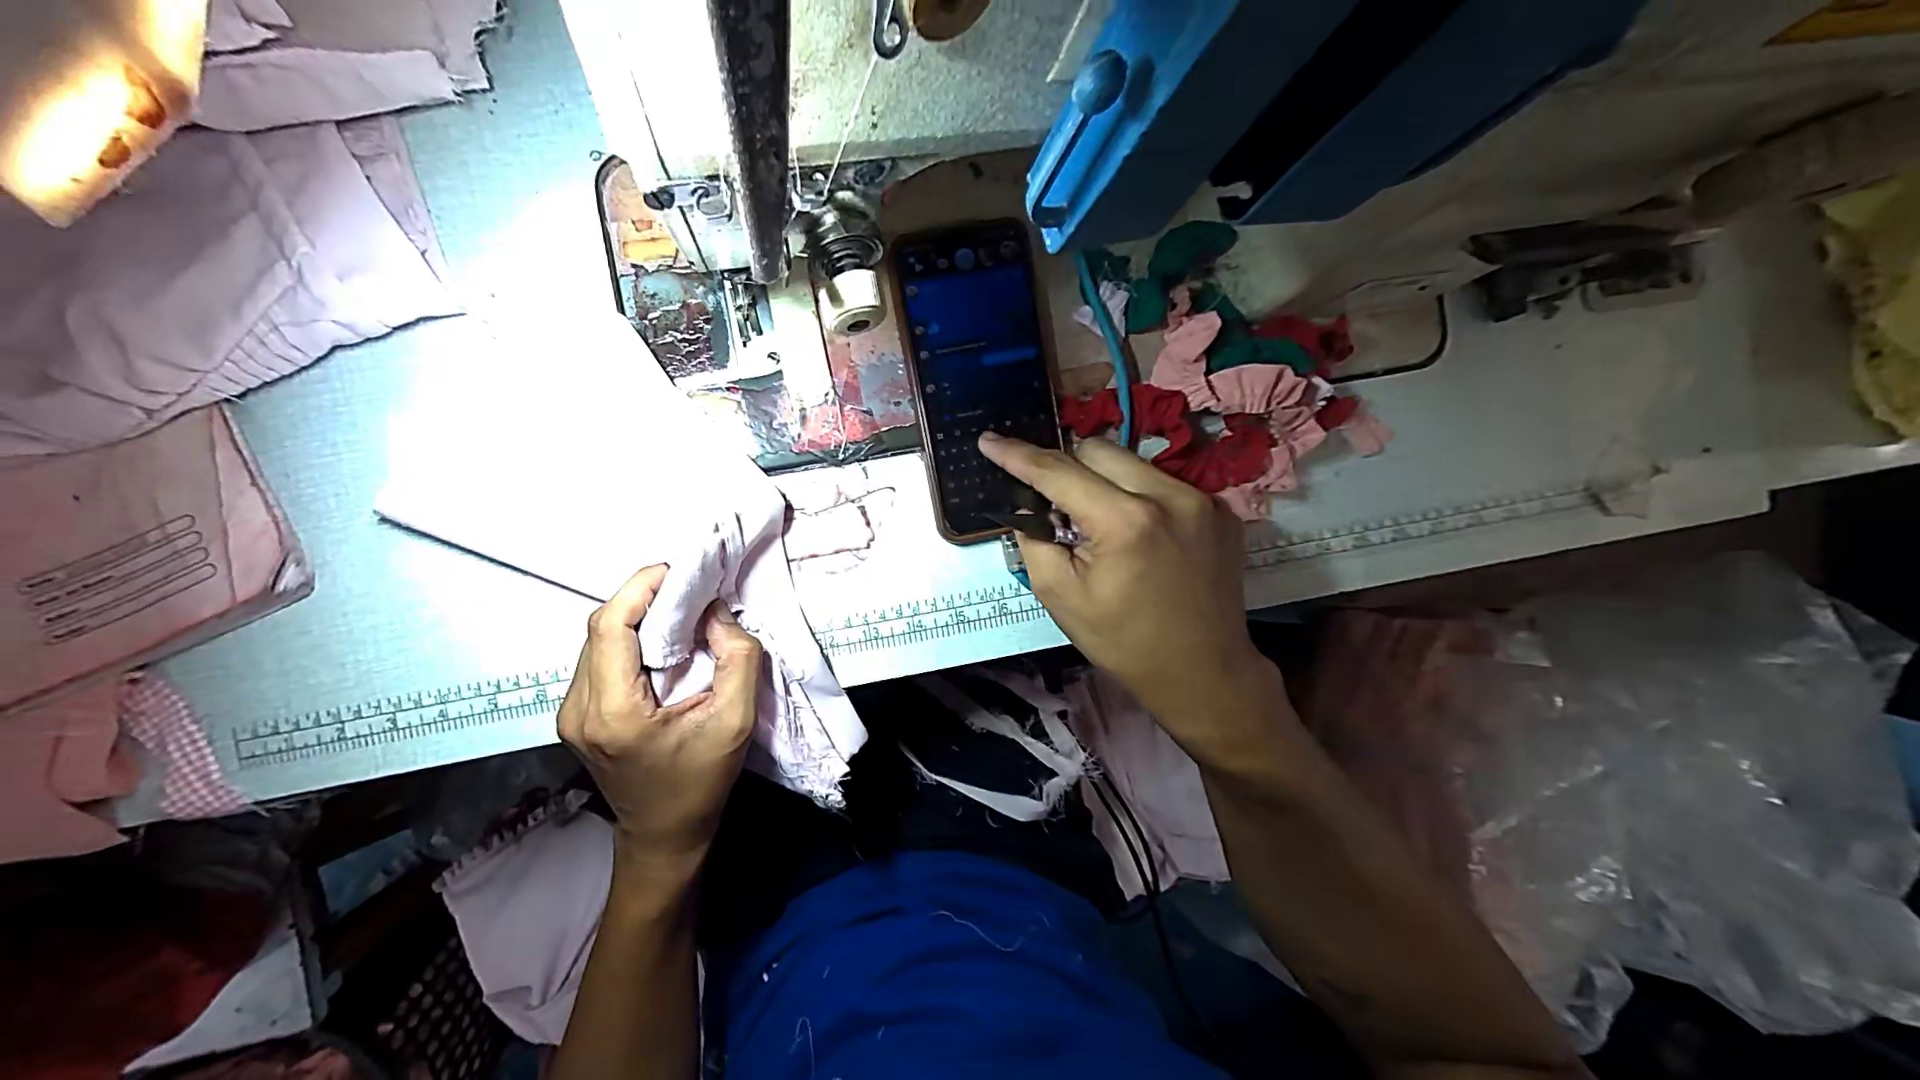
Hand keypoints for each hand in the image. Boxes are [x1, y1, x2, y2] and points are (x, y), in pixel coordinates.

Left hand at [557, 564, 764, 867]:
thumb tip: (716, 611)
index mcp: (612, 713)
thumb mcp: (736, 722)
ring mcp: (571, 713)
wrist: (665, 835)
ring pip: (599, 640)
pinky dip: (632, 639)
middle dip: (645, 599)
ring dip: (638, 618)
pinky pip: (601, 658)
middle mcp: (578, 708)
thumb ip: (737, 659)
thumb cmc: (701, 784)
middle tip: (690, 589)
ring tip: (682, 613)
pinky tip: (664, 644)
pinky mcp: (577, 714)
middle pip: (602, 628)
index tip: (681, 570)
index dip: (641, 588)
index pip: (610, 626)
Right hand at [978, 432, 1289, 755]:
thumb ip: (1034, 540)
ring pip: (1133, 462)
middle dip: (1068, 469)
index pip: (1057, 471)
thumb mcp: (1060, 597)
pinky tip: (1142, 537)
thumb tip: (1030, 504)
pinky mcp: (1221, 510)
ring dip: (1106, 482)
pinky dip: (1141, 498)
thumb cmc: (1124, 642)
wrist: (1202, 672)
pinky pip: (1164, 483)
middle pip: (1097, 450)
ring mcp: (1202, 500)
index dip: (1017, 454)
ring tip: (1103, 526)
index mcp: (1124, 521)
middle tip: (1059, 508)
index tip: (989, 440)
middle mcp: (1169, 496)